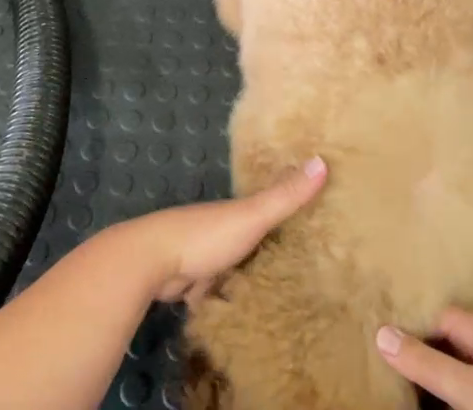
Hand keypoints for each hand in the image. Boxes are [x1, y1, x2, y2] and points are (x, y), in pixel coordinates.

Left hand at [112, 156, 327, 302]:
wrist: (150, 262)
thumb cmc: (204, 235)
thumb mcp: (251, 215)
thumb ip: (284, 195)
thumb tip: (323, 159)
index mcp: (233, 210)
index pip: (263, 204)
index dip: (282, 205)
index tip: (307, 212)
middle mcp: (216, 229)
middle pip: (244, 236)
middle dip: (261, 245)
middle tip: (294, 260)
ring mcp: (199, 256)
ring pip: (226, 265)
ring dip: (239, 273)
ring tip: (269, 290)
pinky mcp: (186, 284)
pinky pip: (210, 292)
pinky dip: (219, 299)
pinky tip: (233, 312)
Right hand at [375, 307, 472, 409]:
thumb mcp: (469, 390)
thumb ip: (425, 363)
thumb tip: (380, 331)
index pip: (432, 314)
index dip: (403, 320)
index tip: (367, 325)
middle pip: (441, 340)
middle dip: (412, 347)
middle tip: (371, 353)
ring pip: (453, 367)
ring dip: (428, 373)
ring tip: (390, 379)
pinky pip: (466, 387)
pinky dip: (445, 392)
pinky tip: (428, 402)